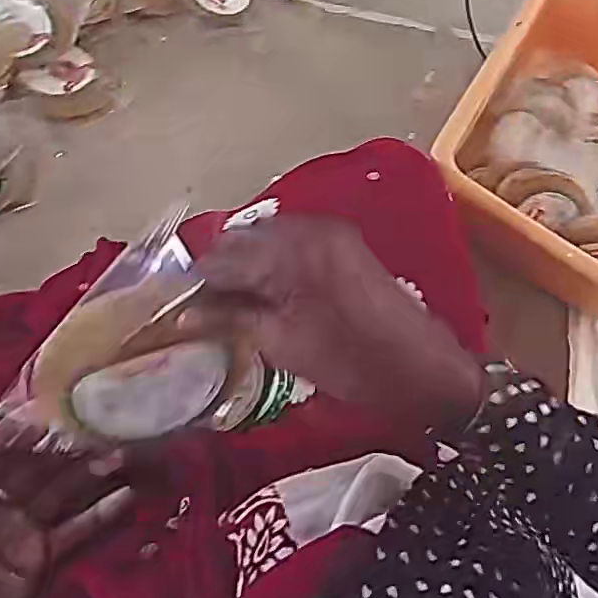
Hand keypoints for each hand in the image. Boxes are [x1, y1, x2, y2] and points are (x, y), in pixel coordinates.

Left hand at [0, 417, 133, 597]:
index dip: (21, 433)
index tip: (48, 408)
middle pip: (36, 470)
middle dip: (66, 446)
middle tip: (99, 423)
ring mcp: (19, 540)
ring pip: (62, 494)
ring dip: (91, 472)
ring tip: (121, 453)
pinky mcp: (38, 568)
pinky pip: (74, 535)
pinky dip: (101, 515)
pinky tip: (125, 498)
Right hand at [187, 215, 482, 431]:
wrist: (426, 369)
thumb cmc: (356, 365)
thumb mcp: (286, 346)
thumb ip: (234, 318)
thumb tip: (188, 311)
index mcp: (295, 252)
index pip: (223, 256)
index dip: (193, 283)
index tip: (171, 307)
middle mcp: (311, 228)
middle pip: (243, 239)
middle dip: (217, 270)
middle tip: (196, 309)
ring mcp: (331, 232)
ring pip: (266, 238)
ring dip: (243, 265)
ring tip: (226, 305)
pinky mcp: (343, 243)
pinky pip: (291, 242)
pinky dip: (270, 262)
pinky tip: (261, 293)